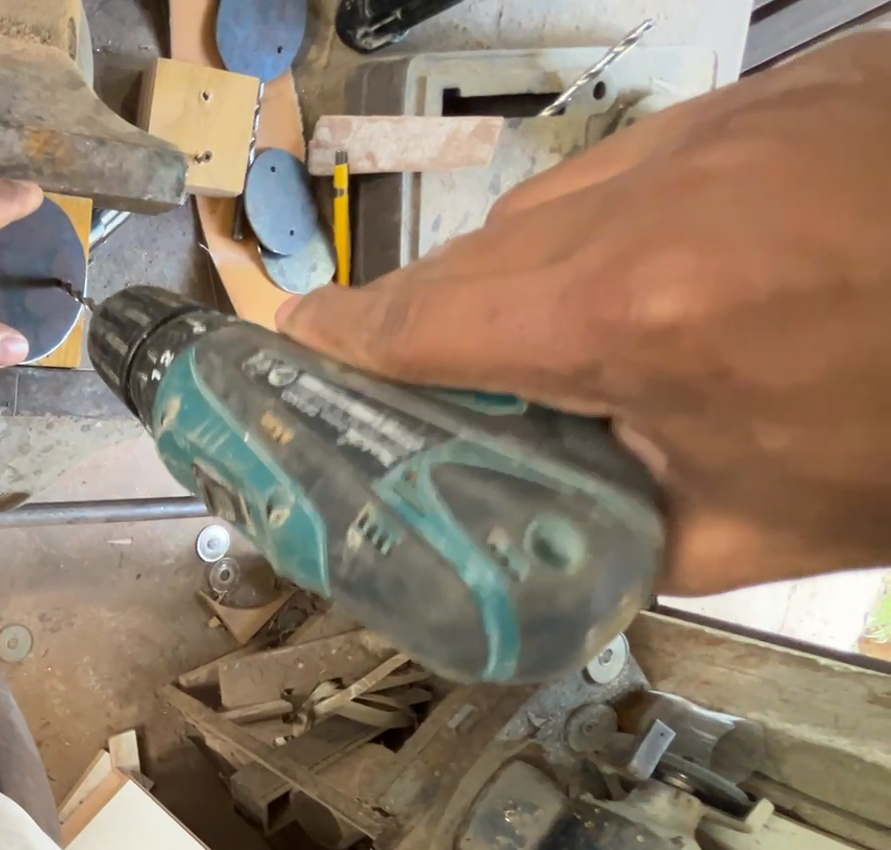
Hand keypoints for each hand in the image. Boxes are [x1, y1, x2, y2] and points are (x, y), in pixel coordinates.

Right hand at [278, 33, 890, 595]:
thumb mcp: (759, 525)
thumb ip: (607, 529)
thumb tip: (525, 538)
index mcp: (629, 317)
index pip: (426, 321)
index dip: (343, 334)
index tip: (291, 338)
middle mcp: (648, 206)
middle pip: (459, 261)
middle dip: (407, 313)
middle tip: (385, 361)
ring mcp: (714, 133)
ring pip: (527, 212)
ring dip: (494, 273)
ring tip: (514, 329)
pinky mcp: (775, 94)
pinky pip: (614, 170)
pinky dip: (578, 227)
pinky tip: (621, 266)